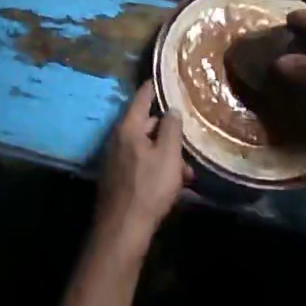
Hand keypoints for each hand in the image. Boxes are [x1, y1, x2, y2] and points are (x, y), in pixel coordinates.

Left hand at [94, 82, 187, 248]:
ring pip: (146, 147)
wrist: (123, 229)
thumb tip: (172, 109)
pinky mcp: (119, 177)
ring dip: (167, 155)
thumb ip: (171, 129)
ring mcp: (116, 158)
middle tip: (189, 136)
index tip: (163, 76)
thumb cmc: (148, 188)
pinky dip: (158, 168)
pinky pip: (142, 163)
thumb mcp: (168, 156)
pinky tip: (176, 185)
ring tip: (188, 172)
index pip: (141, 97)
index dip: (153, 86)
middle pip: (146, 123)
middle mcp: (118, 138)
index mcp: (128, 128)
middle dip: (168, 130)